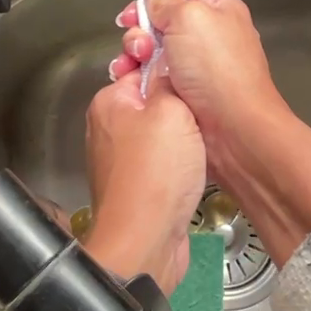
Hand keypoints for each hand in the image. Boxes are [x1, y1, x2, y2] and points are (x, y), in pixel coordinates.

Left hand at [84, 63, 204, 295]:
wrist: (145, 241)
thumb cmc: (157, 173)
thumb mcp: (171, 112)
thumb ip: (169, 83)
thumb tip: (167, 68)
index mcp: (109, 103)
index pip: (144, 70)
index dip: (173, 75)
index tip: (197, 84)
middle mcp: (107, 129)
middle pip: (152, 105)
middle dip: (180, 111)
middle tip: (203, 118)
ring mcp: (118, 162)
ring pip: (159, 137)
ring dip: (182, 142)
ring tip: (201, 146)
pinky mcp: (133, 189)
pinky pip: (160, 165)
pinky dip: (177, 168)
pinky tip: (193, 173)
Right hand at [108, 0, 289, 147]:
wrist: (235, 129)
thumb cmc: (216, 67)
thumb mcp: (189, 18)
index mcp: (218, 11)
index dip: (151, 2)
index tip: (129, 16)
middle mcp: (209, 38)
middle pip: (160, 26)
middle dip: (140, 34)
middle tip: (138, 48)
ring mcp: (197, 70)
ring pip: (153, 55)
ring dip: (134, 58)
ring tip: (128, 69)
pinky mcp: (186, 97)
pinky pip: (155, 82)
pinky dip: (139, 81)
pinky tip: (129, 85)